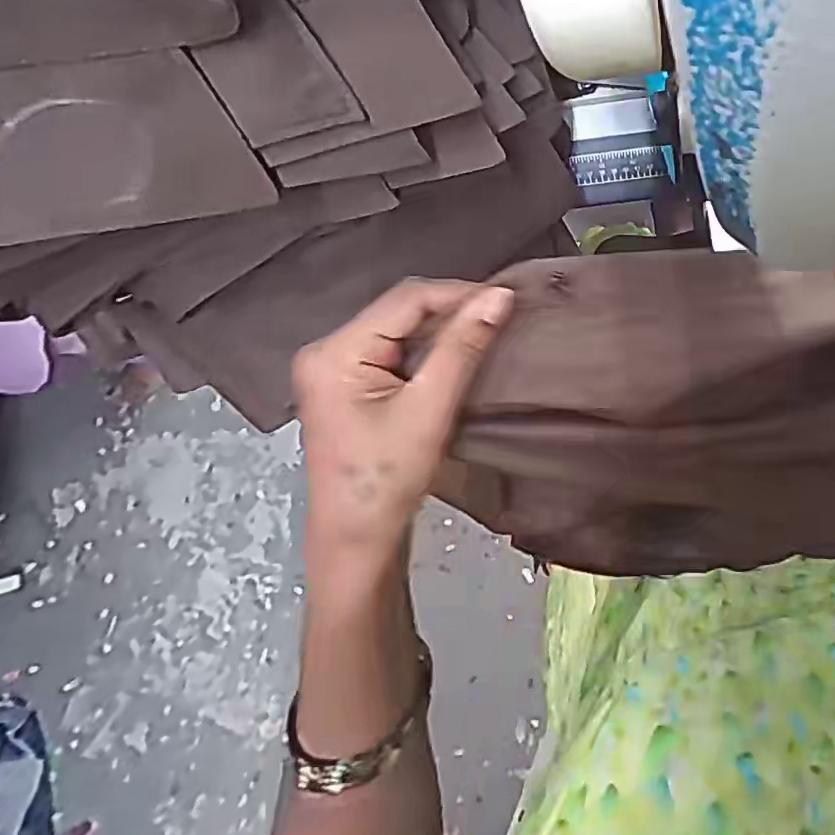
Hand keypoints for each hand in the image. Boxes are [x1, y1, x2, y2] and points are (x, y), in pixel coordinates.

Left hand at [292, 279, 513, 572]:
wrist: (358, 540)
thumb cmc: (388, 480)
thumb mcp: (430, 408)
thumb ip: (464, 346)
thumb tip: (500, 297)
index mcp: (334, 352)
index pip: (405, 300)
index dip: (459, 293)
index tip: (506, 298)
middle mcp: (328, 350)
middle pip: (401, 311)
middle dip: (453, 310)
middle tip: (502, 314)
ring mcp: (337, 368)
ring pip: (402, 329)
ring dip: (445, 329)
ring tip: (490, 328)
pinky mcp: (351, 385)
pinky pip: (397, 350)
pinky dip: (432, 349)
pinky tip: (462, 351)